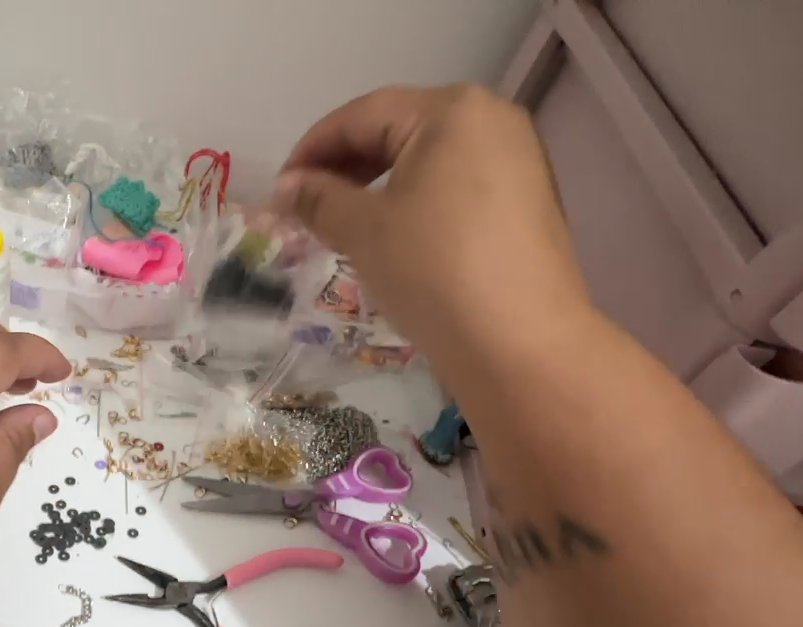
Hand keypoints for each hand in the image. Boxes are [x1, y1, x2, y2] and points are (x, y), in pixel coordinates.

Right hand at [272, 85, 595, 364]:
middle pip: (398, 131)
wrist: (514, 339)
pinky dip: (411, 203)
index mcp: (451, 111)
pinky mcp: (524, 201)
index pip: (362, 114)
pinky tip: (390, 238)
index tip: (279, 190)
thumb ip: (318, 200)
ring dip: (374, 187)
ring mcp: (515, 160)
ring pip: (425, 162)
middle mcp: (490, 120)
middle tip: (304, 208)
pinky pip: (452, 187)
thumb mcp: (363, 231)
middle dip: (343, 167)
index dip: (311, 149)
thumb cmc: (431, 270)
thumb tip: (285, 187)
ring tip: (340, 225)